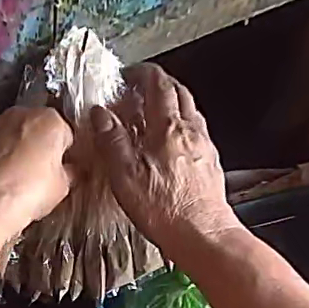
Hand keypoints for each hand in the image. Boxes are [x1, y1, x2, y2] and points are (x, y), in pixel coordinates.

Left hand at [0, 106, 74, 234]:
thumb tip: (69, 171)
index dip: (61, 153)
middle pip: (32, 127)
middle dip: (33, 145)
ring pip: (4, 131)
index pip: (63, 134)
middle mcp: (19, 114)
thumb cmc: (27, 194)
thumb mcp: (61, 188)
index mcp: (50, 120)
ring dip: (7, 146)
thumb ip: (68, 173)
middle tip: (32, 173)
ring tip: (6, 176)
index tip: (57, 168)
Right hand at [91, 64, 243, 253]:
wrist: (201, 233)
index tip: (128, 75)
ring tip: (152, 111)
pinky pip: (195, 131)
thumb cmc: (162, 207)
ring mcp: (203, 145)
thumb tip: (100, 113)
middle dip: (159, 84)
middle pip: (179, 92)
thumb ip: (112, 140)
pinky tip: (169, 141)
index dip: (143, 74)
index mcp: (168, 128)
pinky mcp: (209, 162)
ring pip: (189, 110)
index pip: (158, 85)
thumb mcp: (124, 174)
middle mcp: (190, 130)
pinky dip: (180, 125)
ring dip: (171, 103)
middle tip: (139, 88)